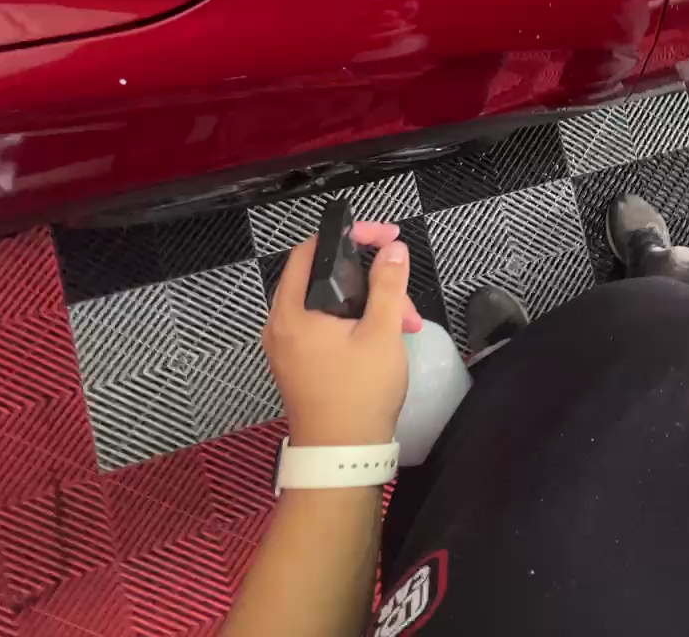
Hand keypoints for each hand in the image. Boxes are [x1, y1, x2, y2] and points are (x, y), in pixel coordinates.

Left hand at [263, 220, 420, 446]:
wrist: (342, 454)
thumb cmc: (360, 390)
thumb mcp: (382, 331)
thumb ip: (388, 284)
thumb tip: (392, 248)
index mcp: (293, 312)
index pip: (311, 250)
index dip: (350, 234)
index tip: (386, 236)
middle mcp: (282, 324)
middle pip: (324, 276)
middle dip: (371, 277)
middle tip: (403, 290)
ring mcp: (289, 344)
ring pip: (331, 302)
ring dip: (371, 302)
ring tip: (405, 321)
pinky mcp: (301, 360)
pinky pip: (328, 323)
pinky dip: (358, 320)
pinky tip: (387, 334)